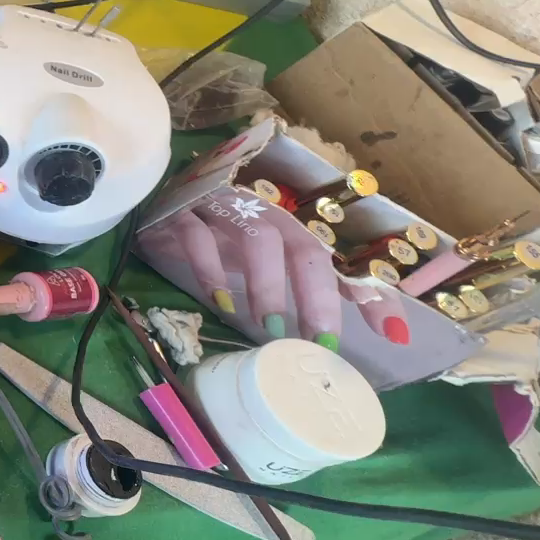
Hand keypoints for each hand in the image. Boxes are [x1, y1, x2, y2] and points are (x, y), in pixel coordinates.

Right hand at [141, 201, 352, 348]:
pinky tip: (219, 299)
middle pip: (300, 246)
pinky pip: (197, 236)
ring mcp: (217, 209)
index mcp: (280, 225)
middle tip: (319, 339)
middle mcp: (256, 212)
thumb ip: (289, 279)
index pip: (335, 259)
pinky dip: (211, 269)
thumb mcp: (252, 258)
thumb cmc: (205, 233)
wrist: (146, 200)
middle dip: (316, 294)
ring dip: (268, 285)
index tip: (393, 334)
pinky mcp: (177, 212)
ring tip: (270, 325)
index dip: (365, 292)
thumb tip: (337, 321)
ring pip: (256, 239)